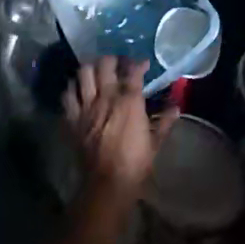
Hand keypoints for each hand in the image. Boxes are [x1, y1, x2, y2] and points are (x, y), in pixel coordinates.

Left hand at [62, 56, 180, 198]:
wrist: (107, 183)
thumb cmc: (135, 163)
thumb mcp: (155, 142)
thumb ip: (164, 121)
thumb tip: (176, 108)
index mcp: (129, 100)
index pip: (133, 71)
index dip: (139, 64)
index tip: (144, 64)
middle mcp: (106, 96)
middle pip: (105, 64)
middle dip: (112, 60)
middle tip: (117, 64)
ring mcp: (87, 106)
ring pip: (84, 73)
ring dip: (90, 69)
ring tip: (96, 72)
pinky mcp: (73, 118)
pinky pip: (68, 95)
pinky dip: (72, 88)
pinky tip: (78, 90)